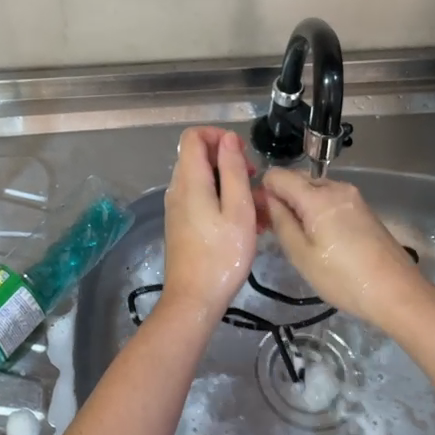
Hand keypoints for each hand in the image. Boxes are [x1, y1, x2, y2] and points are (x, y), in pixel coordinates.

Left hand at [160, 127, 259, 321]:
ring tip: (256, 207)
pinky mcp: (182, 223)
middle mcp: (178, 188)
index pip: (193, 136)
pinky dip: (222, 201)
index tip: (243, 155)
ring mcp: (177, 206)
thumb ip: (233, 170)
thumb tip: (229, 139)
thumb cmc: (222, 254)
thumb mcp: (238, 209)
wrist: (194, 299)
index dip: (218, 136)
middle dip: (228, 161)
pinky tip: (245, 223)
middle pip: (199, 156)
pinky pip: (202, 199)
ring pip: (203, 180)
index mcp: (189, 180)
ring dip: (230, 185)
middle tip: (253, 182)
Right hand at [261, 168, 425, 324]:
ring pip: (314, 190)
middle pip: (297, 179)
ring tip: (301, 239)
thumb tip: (267, 199)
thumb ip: (280, 221)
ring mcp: (353, 197)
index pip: (278, 175)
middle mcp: (336, 187)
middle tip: (276, 230)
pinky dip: (319, 211)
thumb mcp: (301, 255)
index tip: (262, 216)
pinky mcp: (364, 209)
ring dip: (301, 206)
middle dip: (282, 198)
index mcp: (317, 196)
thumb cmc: (344, 278)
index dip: (264, 191)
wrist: (398, 293)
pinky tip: (323, 239)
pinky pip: (331, 200)